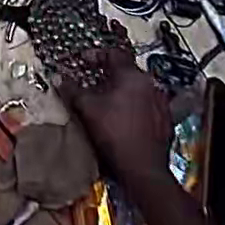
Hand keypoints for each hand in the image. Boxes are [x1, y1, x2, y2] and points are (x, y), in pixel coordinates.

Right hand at [61, 48, 174, 192]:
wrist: (144, 170)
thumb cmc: (114, 133)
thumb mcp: (87, 108)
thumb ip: (72, 90)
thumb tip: (58, 78)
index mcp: (132, 75)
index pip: (114, 53)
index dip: (96, 55)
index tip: (84, 61)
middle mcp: (150, 84)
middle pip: (127, 70)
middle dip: (109, 74)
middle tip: (93, 81)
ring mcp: (161, 104)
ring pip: (138, 88)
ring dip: (123, 90)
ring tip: (107, 101)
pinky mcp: (166, 122)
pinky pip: (148, 105)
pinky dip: (135, 106)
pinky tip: (124, 118)